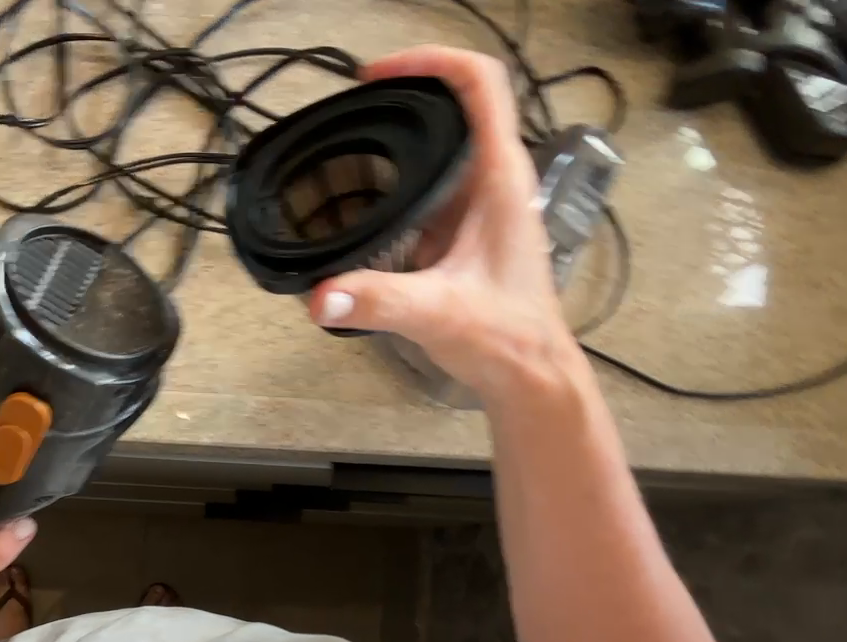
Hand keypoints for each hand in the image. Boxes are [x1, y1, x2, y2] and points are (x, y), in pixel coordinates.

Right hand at [309, 46, 585, 402]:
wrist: (528, 373)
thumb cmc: (504, 336)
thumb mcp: (439, 314)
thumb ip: (379, 302)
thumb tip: (318, 298)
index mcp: (499, 179)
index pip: (479, 86)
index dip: (430, 62)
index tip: (375, 75)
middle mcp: (491, 182)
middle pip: (454, 107)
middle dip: (401, 97)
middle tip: (345, 112)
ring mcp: (475, 208)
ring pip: (439, 149)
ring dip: (395, 138)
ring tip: (342, 146)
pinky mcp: (459, 234)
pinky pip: (426, 187)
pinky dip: (391, 181)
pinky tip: (357, 199)